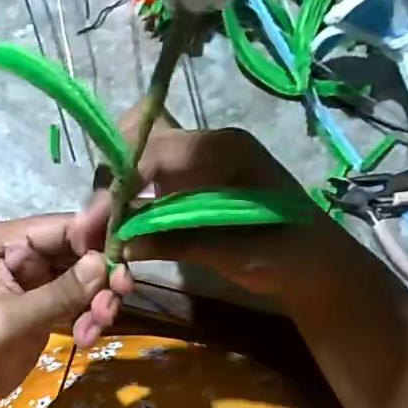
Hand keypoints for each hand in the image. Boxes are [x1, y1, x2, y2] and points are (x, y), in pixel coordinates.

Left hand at [0, 215, 123, 407]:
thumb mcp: (11, 323)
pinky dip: (90, 317)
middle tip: (116, 302)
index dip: (98, 237)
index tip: (128, 257)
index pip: (64, 226)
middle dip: (103, 276)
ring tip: (96, 329)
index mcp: (4, 243)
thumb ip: (58, 293)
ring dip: (99, 302)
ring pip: (87, 276)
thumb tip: (102, 262)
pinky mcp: (47, 305)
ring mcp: (36, 279)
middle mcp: (23, 252)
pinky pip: (82, 300)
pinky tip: (86, 340)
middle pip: (81, 249)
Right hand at [75, 106, 356, 299]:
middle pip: (141, 142)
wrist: (315, 265)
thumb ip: (175, 241)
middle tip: (92, 224)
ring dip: (117, 194)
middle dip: (111, 180)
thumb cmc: (287, 254)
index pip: (154, 150)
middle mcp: (206, 147)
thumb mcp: (231, 250)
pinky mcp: (193, 186)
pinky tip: (120, 231)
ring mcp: (199, 165)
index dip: (119, 186)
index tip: (95, 223)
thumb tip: (120, 245)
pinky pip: (152, 185)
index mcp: (223, 149)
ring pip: (141, 162)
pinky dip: (132, 206)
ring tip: (98, 232)